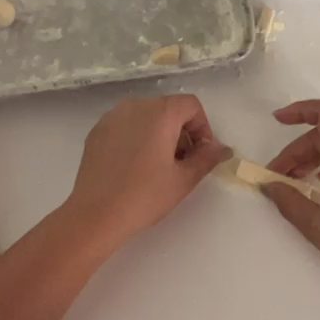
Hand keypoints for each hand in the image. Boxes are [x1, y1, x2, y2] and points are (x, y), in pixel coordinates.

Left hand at [62, 96, 230, 245]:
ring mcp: (111, 117)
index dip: (203, 128)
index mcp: (159, 113)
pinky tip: (134, 168)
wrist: (96, 214)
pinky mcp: (96, 132)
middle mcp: (134, 106)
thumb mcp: (183, 179)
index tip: (200, 155)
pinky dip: (137, 138)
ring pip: (145, 117)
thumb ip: (207, 158)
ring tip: (158, 167)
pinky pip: (125, 127)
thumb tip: (223, 148)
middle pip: (168, 109)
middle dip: (181, 132)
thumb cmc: (145, 196)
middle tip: (182, 164)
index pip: (191, 105)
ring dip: (159, 134)